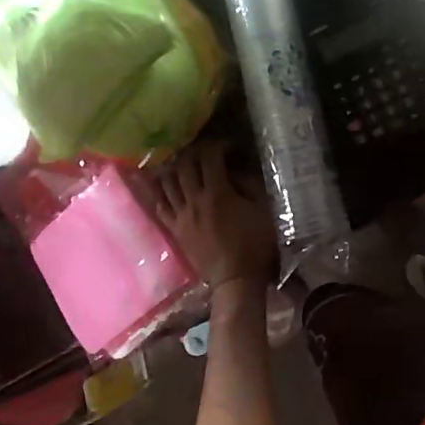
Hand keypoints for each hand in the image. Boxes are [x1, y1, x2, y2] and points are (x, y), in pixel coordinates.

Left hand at [152, 142, 276, 289]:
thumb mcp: (263, 210)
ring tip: (185, 165)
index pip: (210, 157)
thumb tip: (238, 170)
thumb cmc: (255, 244)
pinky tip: (170, 189)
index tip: (230, 147)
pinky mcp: (174, 230)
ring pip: (167, 182)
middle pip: (185, 165)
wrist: (236, 279)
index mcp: (217, 193)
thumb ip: (250, 185)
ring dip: (175, 168)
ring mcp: (180, 216)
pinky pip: (161, 206)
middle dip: (195, 152)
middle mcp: (193, 200)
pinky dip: (163, 193)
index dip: (219, 146)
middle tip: (207, 152)